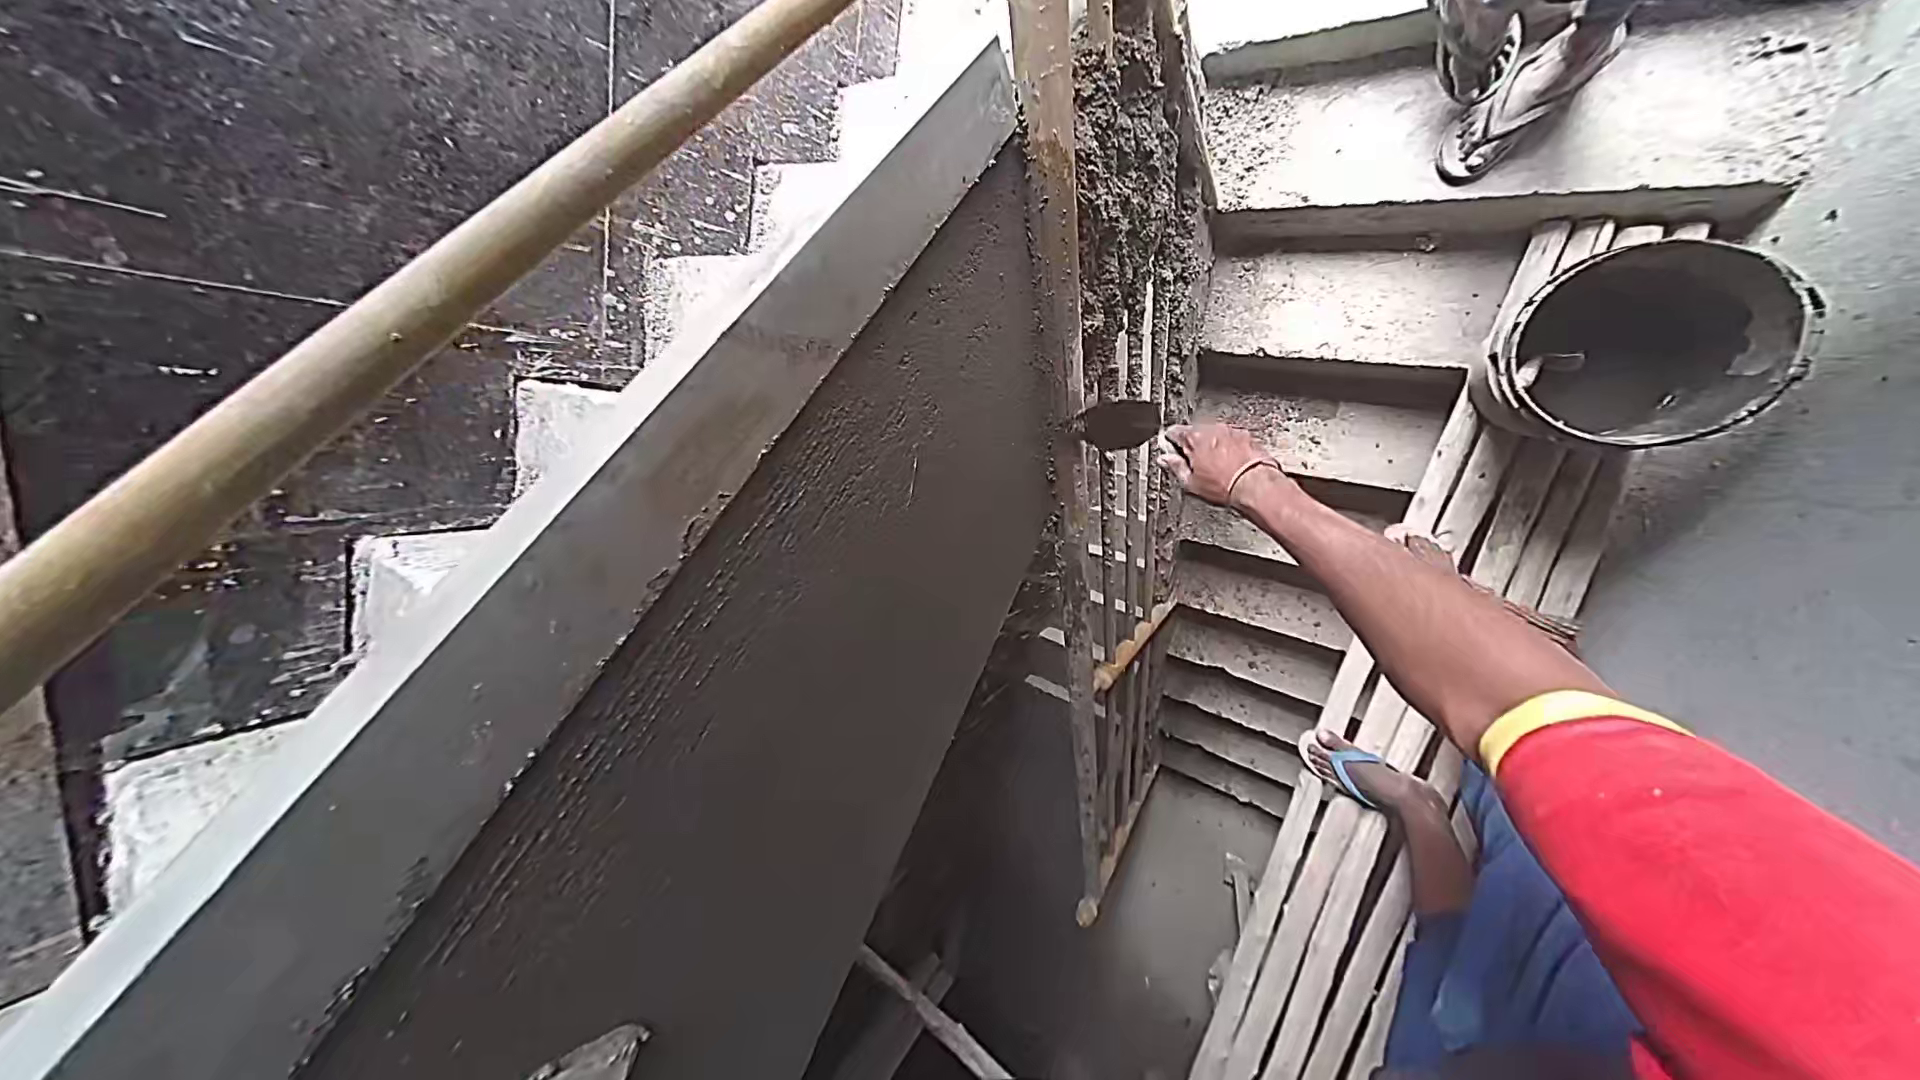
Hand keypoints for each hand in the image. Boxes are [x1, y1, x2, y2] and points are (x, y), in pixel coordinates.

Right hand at [1156, 423, 1284, 507]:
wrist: (1256, 485)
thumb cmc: (1225, 485)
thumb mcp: (1190, 482)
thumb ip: (1175, 466)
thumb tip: (1165, 459)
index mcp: (1194, 437)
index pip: (1174, 432)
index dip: (1170, 443)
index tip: (1172, 453)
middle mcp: (1213, 429)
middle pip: (1196, 432)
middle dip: (1194, 446)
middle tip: (1195, 465)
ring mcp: (1232, 431)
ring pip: (1215, 435)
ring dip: (1212, 446)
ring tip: (1216, 468)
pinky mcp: (1247, 437)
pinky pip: (1231, 440)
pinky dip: (1229, 449)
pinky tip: (1230, 465)